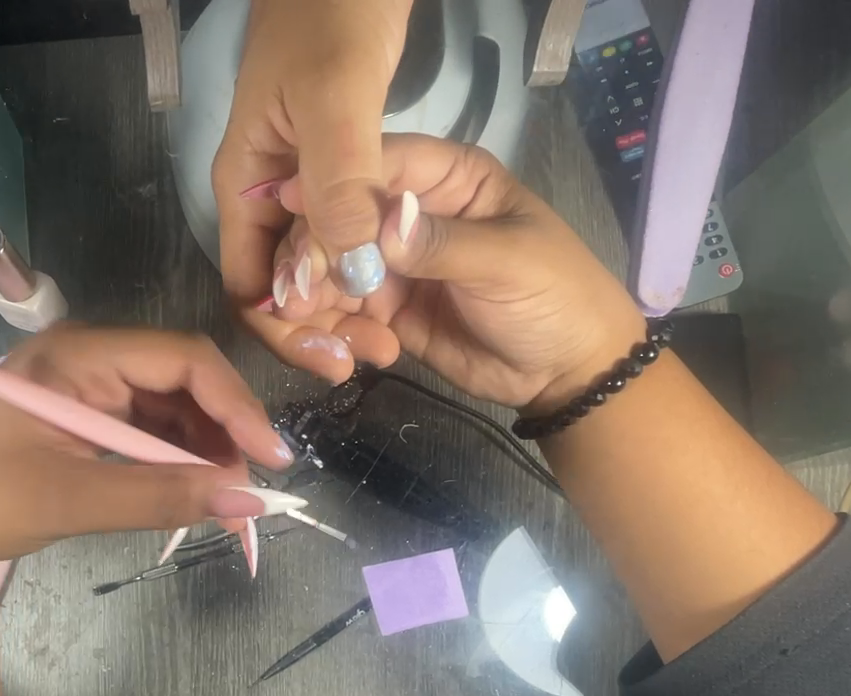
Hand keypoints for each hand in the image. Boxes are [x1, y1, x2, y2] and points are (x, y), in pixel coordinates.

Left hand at [0, 326, 294, 573]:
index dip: (236, 405)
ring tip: (226, 498)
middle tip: (248, 490)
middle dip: (222, 432)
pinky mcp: (86, 418)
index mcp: (77, 355)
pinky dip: (176, 461)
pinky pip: (148, 430)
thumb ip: (160, 498)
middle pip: (181, 380)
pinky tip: (193, 490)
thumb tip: (248, 502)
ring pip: (170, 407)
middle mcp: (88, 359)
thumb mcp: (69, 501)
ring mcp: (87, 388)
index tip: (272, 459)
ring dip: (204, 450)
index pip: (181, 360)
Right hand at [213, 0, 412, 380]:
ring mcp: (310, 203)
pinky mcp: (345, 196)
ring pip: (316, 281)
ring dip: (346, 317)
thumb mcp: (339, 101)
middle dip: (318, 331)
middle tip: (363, 357)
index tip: (327, 353)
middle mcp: (273, 206)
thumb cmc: (335, 17)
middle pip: (281, 293)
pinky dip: (368, 284)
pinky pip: (348, 255)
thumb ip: (340, 189)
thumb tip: (348, 276)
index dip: (283, 328)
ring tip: (386, 346)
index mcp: (249, 191)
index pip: (248, 285)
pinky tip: (396, 305)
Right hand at [268, 135, 649, 408]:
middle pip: (339, 221)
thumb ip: (442, 243)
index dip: (334, 186)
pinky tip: (336, 352)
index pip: (379, 167)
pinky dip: (329, 330)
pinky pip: (340, 313)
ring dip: (313, 298)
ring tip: (305, 327)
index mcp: (447, 179)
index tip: (288, 205)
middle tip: (294, 295)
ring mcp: (392, 266)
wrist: (562, 372)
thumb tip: (381, 224)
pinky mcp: (383, 312)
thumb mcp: (507, 261)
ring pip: (330, 269)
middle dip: (312, 254)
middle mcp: (409, 216)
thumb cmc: (554, 298)